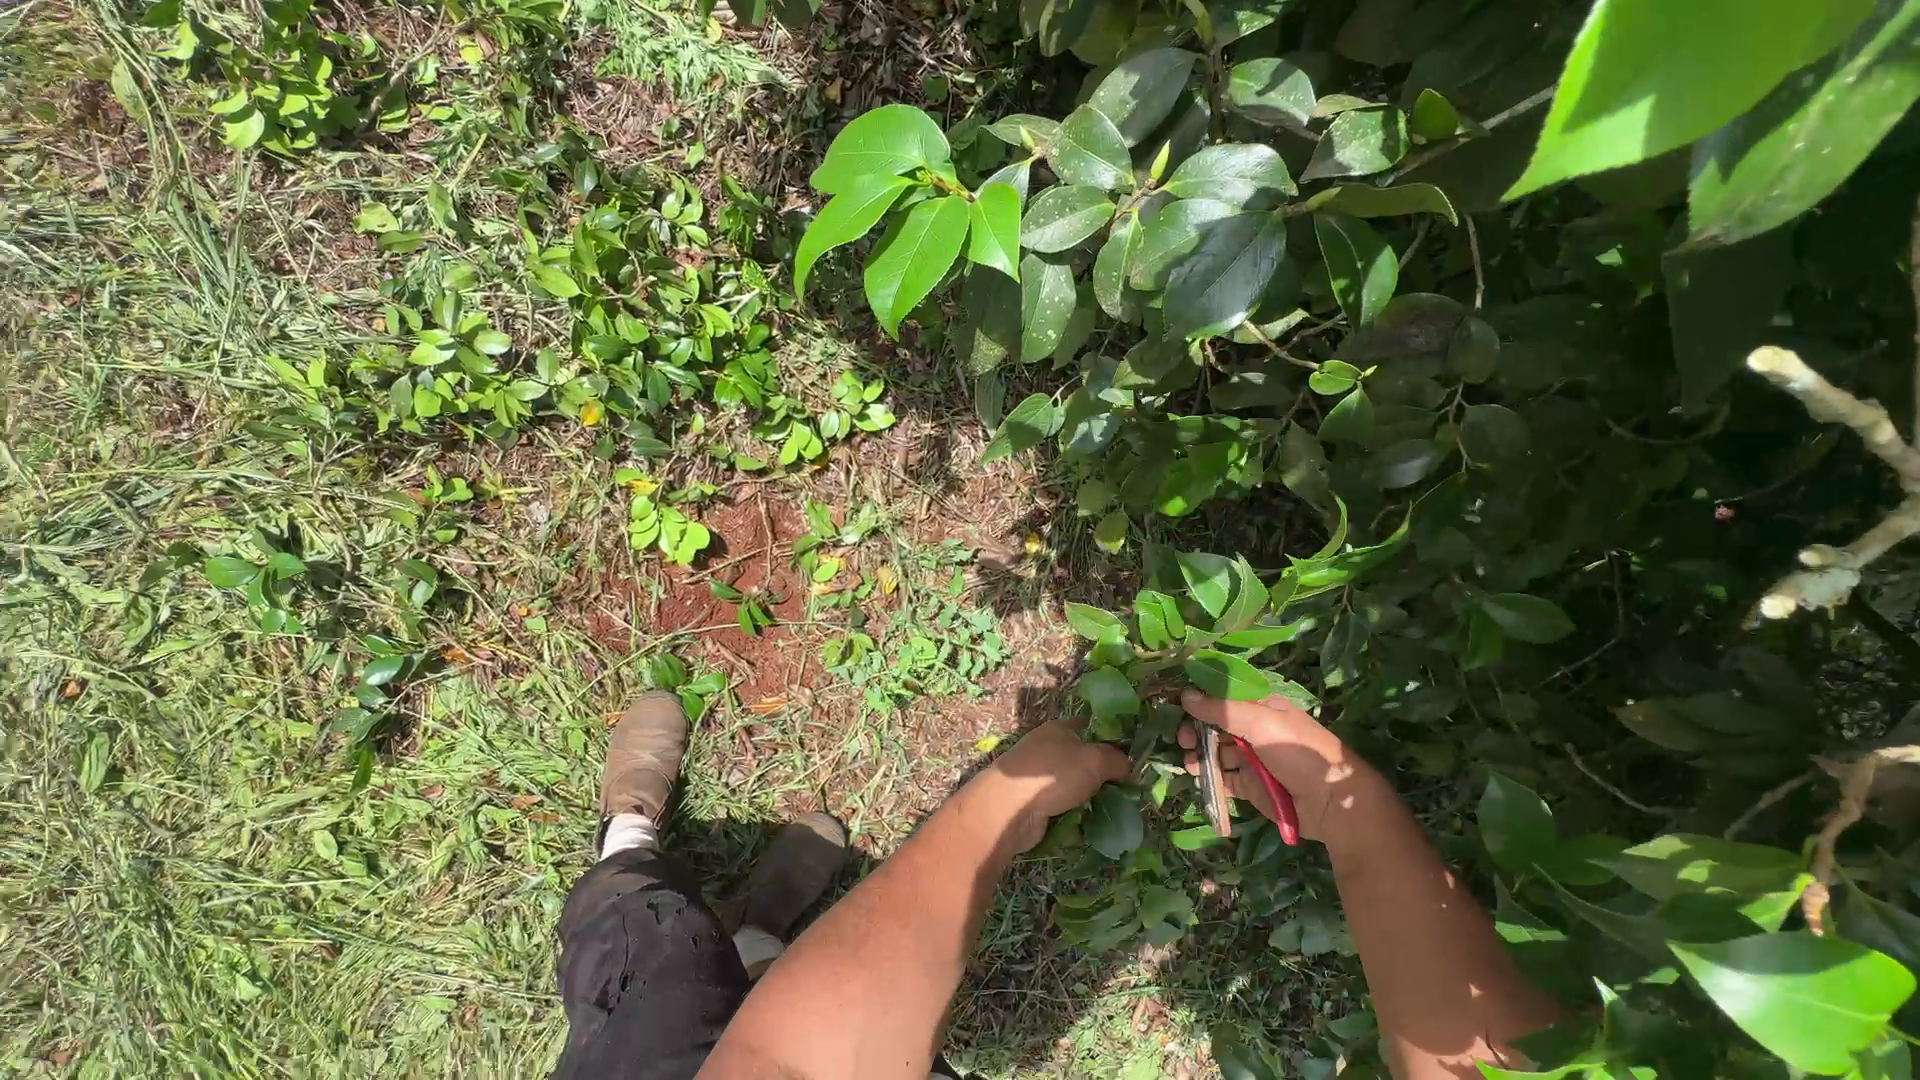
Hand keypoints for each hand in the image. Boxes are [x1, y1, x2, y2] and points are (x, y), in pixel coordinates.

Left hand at [978, 720, 1130, 853]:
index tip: (1134, 756)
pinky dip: (1077, 818)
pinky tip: (1093, 827)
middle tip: (1129, 790)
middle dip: (1105, 776)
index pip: (1091, 727)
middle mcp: (1048, 750)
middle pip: (1085, 760)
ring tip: (1115, 812)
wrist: (1009, 808)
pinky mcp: (1036, 805)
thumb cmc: (1052, 773)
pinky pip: (1065, 809)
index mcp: (1060, 729)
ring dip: (1093, 800)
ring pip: (1077, 787)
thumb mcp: (1095, 759)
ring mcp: (1040, 778)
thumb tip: (1129, 766)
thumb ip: (1117, 760)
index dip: (1112, 739)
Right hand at [1178, 690, 1385, 845]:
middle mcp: (1254, 730)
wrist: (1330, 802)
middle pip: (1215, 725)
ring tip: (1189, 760)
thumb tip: (1185, 695)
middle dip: (1196, 729)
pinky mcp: (1249, 785)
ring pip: (1216, 751)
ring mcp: (1252, 759)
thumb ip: (1222, 710)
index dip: (1201, 698)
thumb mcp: (1260, 723)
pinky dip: (1207, 775)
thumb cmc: (1298, 751)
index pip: (1224, 696)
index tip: (1177, 703)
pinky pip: (1222, 777)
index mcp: (1261, 708)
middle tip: (1184, 738)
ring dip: (1198, 753)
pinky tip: (1197, 774)